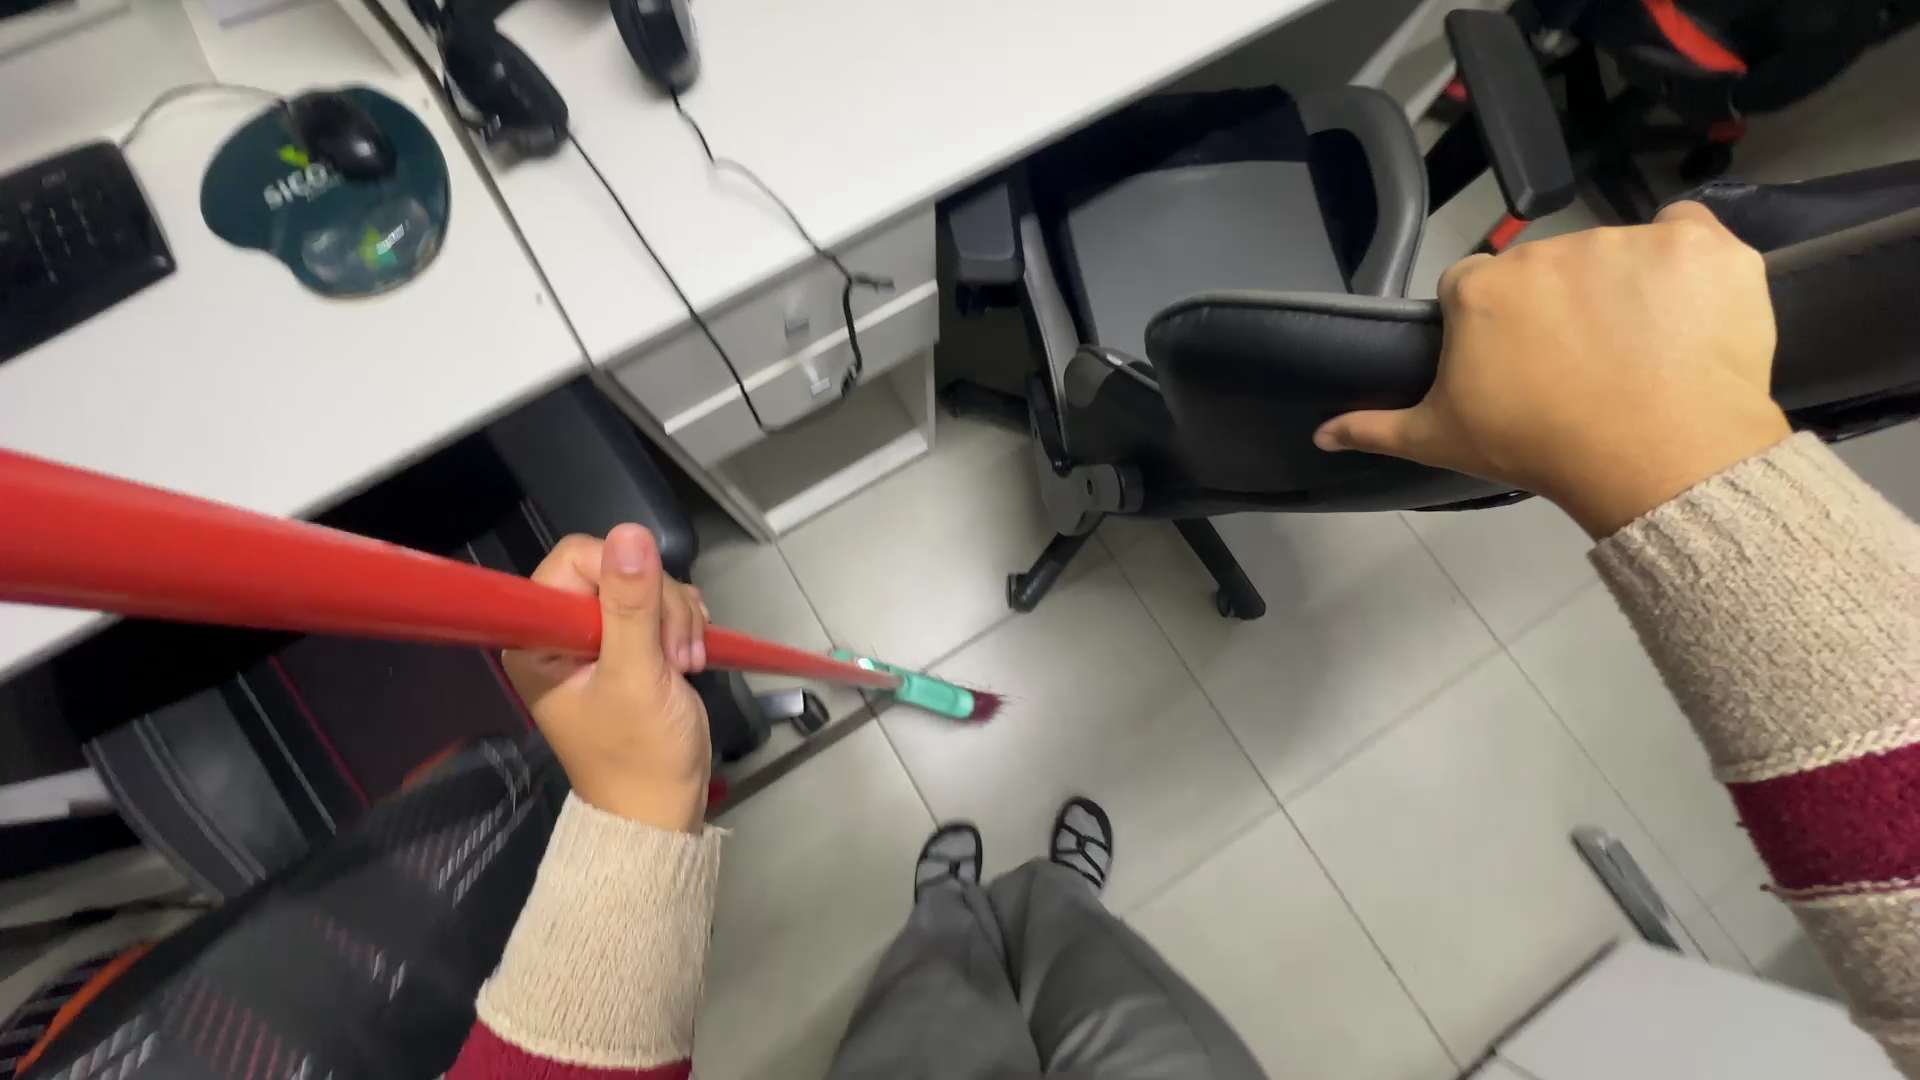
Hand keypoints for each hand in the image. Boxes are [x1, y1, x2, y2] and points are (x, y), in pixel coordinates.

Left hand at [502, 525, 712, 831]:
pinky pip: (667, 603)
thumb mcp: (636, 678)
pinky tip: (694, 653)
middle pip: (622, 569)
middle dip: (662, 606)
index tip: (650, 617)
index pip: (576, 561)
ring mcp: (602, 635)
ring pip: (651, 584)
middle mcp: (565, 629)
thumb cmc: (639, 752)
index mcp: (541, 637)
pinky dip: (688, 622)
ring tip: (687, 664)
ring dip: (680, 618)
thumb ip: (632, 606)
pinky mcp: (637, 642)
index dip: (621, 575)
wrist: (664, 802)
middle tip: (677, 655)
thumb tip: (631, 533)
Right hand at [1314, 202, 1791, 537]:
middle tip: (1563, 362)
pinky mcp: (1699, 245)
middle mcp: (1544, 251)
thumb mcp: (1435, 439)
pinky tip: (1675, 306)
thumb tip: (1318, 434)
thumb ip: (1371, 427)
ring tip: (1626, 349)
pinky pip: (1684, 233)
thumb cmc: (1528, 444)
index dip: (1481, 322)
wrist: (1651, 456)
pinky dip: (1678, 262)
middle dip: (1545, 303)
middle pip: (1537, 267)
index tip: (1500, 357)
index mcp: (1477, 290)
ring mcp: (1625, 242)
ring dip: (1610, 288)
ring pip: (1606, 254)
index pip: (1467, 285)